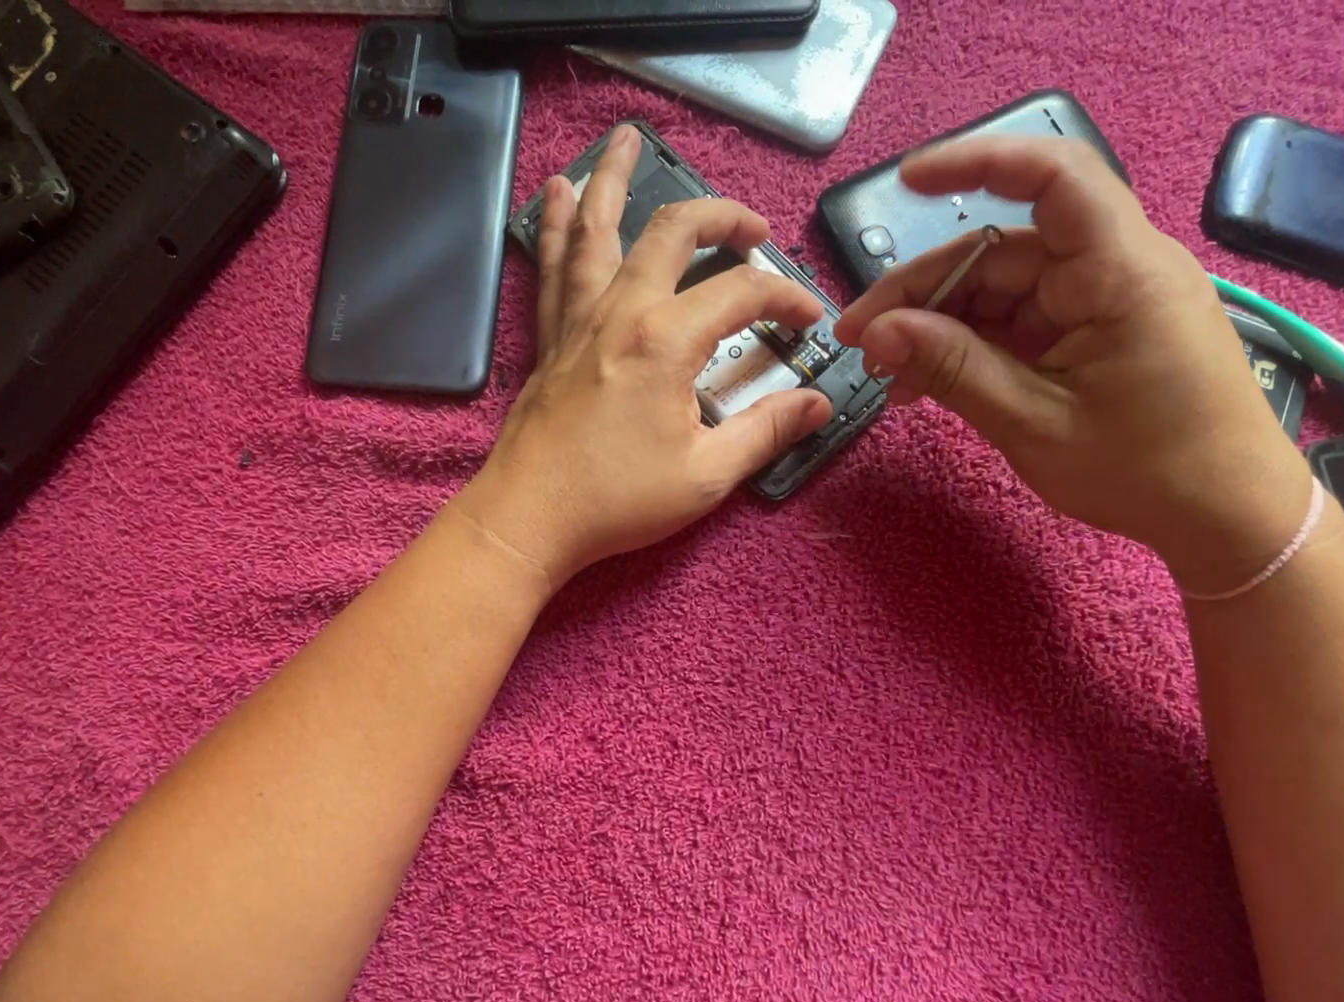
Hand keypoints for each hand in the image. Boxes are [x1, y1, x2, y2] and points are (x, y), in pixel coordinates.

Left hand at [452, 125, 833, 587]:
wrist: (528, 518)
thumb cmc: (614, 502)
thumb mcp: (706, 476)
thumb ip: (765, 432)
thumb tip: (815, 405)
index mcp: (665, 341)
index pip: (743, 293)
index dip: (787, 299)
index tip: (809, 322)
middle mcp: (620, 312)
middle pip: (674, 231)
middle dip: (722, 217)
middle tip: (753, 227)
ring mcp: (578, 320)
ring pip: (598, 229)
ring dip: (615, 180)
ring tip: (624, 141)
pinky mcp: (551, 339)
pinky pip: (554, 266)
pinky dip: (559, 227)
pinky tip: (559, 196)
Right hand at [834, 136, 1311, 594]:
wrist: (1225, 515)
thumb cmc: (1145, 469)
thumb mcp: (1034, 423)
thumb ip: (953, 369)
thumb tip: (876, 333)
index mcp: (1118, 273)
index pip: (1053, 178)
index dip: (977, 163)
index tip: (905, 181)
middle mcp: (1111, 269)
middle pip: (997, 251)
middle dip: (920, 291)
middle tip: (857, 340)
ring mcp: (1098, 301)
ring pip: (995, 290)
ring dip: (934, 327)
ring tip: (884, 373)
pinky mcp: (1088, 331)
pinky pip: (1013, 323)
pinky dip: (965, 348)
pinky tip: (921, 383)